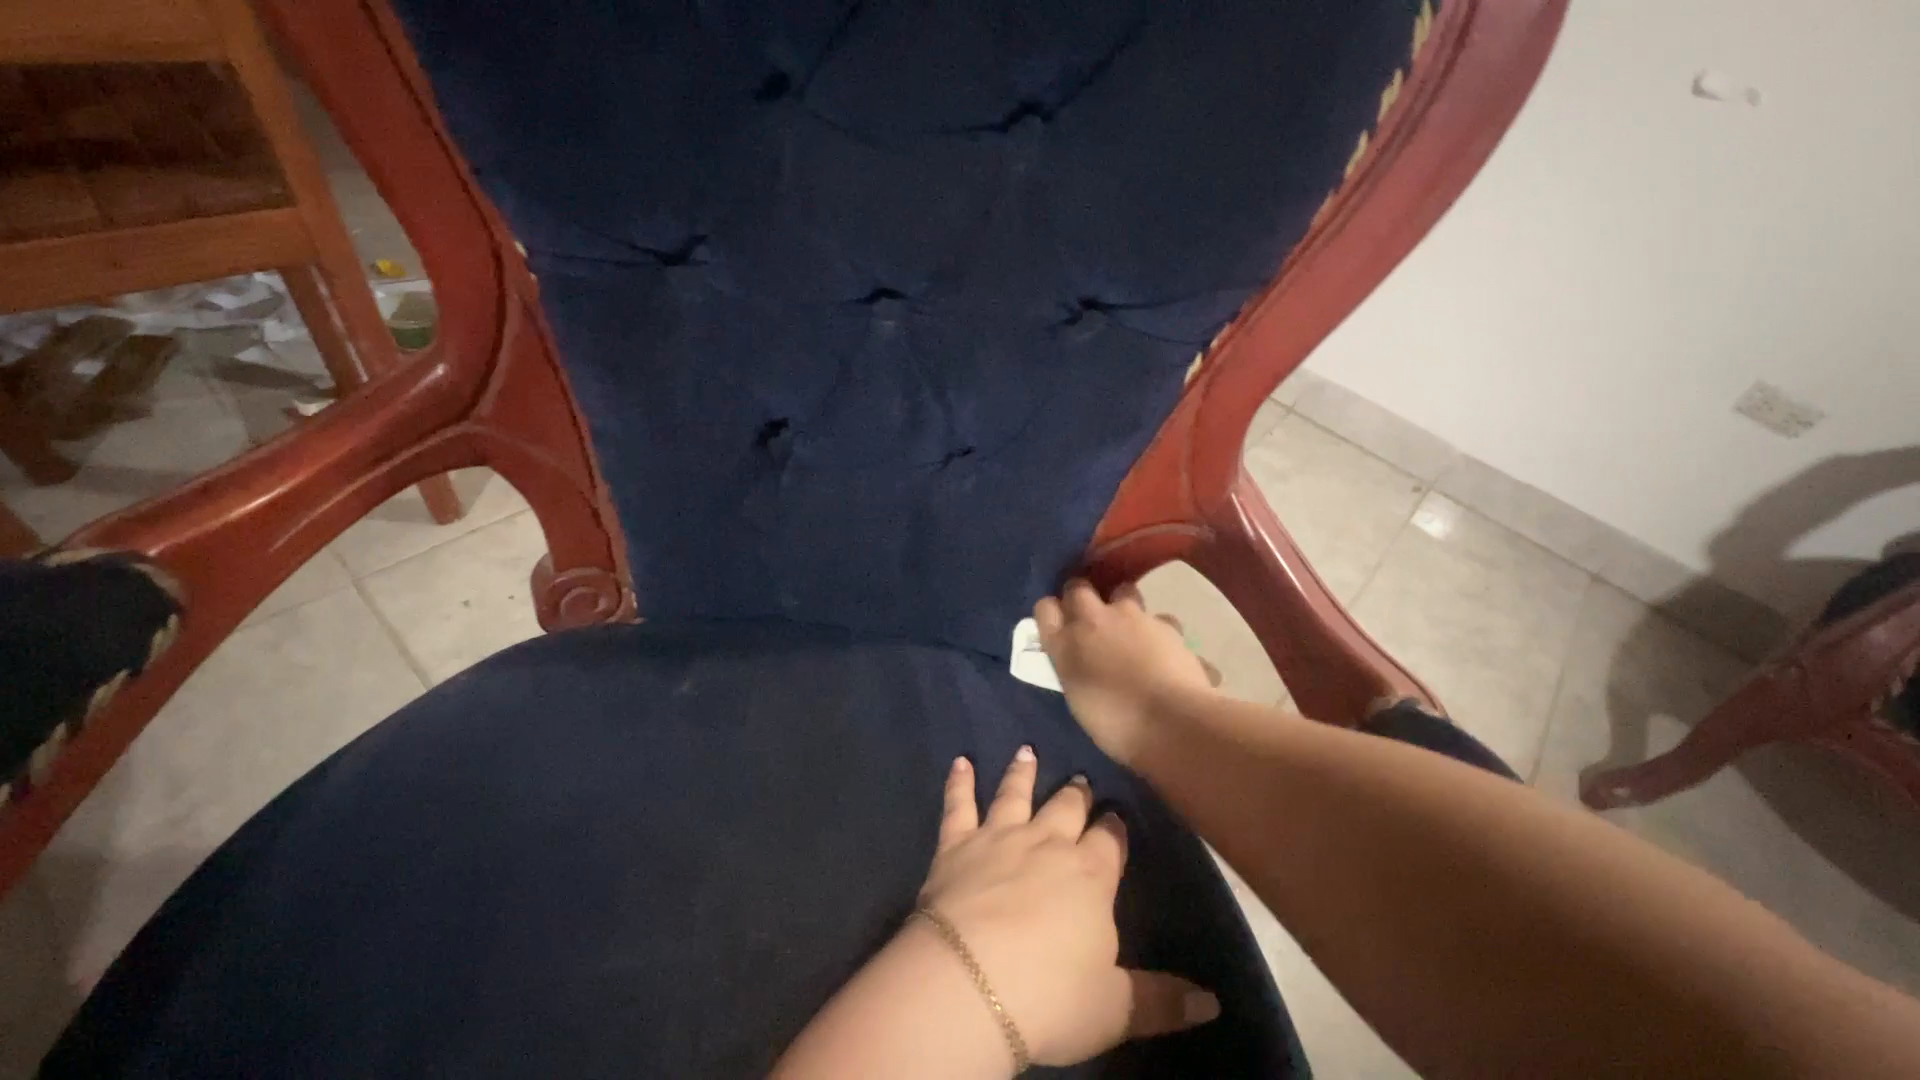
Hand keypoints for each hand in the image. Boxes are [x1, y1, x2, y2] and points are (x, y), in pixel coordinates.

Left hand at [917, 748, 1219, 1067]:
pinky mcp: (954, 847)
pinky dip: (959, 782)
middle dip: (1076, 794)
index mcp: (1090, 876)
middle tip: (1080, 779)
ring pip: (1015, 795)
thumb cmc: (1048, 999)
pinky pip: (958, 805)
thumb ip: (1161, 1000)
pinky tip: (960, 763)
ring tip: (1027, 752)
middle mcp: (1047, 844)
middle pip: (1066, 809)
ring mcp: (998, 839)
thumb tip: (1212, 1003)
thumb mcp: (1114, 1009)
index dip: (1115, 828)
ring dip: (1022, 773)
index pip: (1110, 841)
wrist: (967, 986)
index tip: (1116, 815)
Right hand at [1034, 580, 1216, 763]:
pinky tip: (1164, 649)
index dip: (1053, 612)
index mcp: (1065, 645)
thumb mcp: (1080, 698)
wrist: (1171, 723)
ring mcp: (1131, 617)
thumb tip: (1084, 661)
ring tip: (1130, 628)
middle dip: (1081, 595)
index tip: (1059, 624)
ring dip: (1122, 603)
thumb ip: (1077, 668)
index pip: (1045, 608)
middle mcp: (1093, 621)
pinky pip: (1158, 617)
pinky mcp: (1165, 623)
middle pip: (1077, 587)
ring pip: (1122, 590)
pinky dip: (1158, 629)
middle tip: (1090, 617)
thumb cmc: (1116, 726)